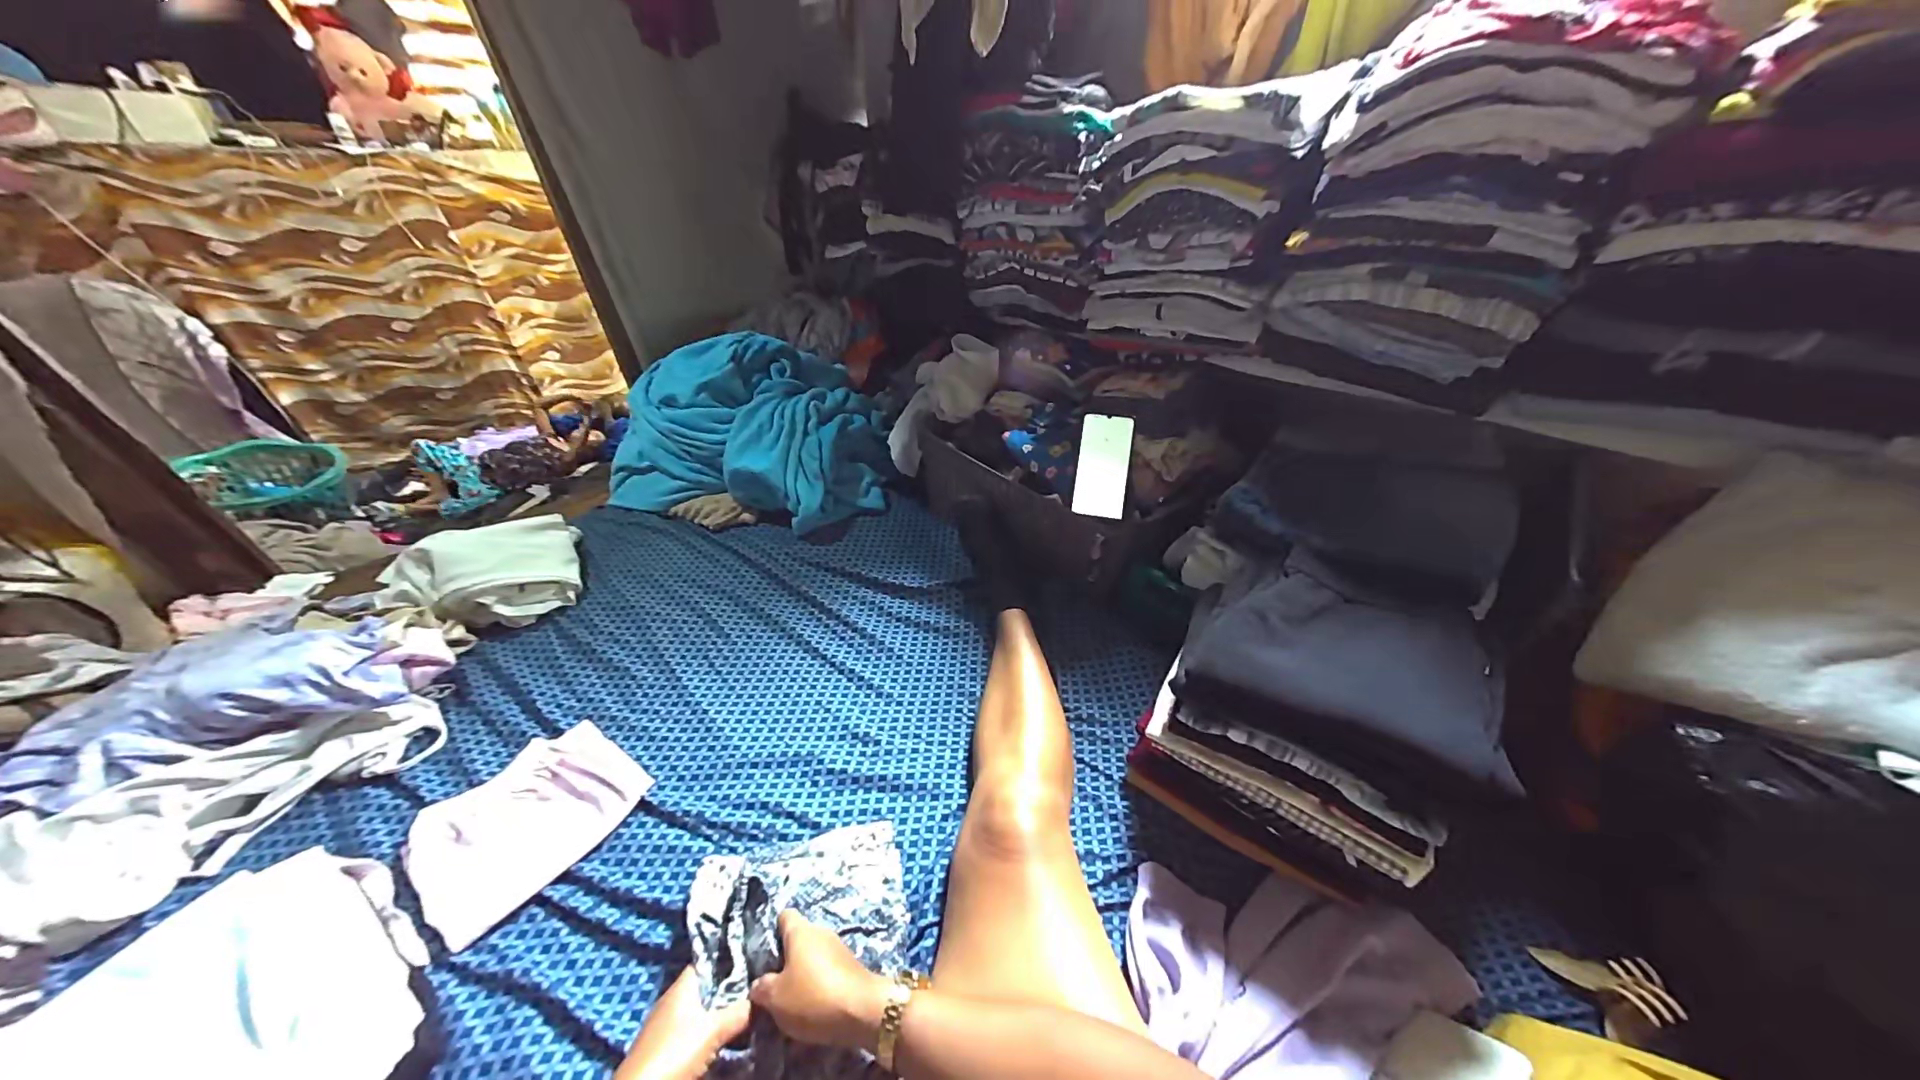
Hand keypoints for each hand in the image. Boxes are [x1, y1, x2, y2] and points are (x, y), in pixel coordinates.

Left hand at [616, 967, 750, 1079]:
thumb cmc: (675, 1051)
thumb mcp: (712, 1030)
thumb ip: (738, 1012)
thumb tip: (761, 998)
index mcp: (681, 987)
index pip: (707, 962)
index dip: (729, 959)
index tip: (755, 959)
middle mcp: (673, 1002)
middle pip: (707, 989)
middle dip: (730, 990)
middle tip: (759, 989)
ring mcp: (667, 1027)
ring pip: (702, 1013)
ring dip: (721, 1015)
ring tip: (751, 1013)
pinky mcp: (666, 1050)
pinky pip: (695, 1033)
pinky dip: (711, 1034)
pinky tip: (729, 1039)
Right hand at [749, 910, 891, 1051]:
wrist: (862, 1011)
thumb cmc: (813, 996)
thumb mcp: (775, 998)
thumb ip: (762, 988)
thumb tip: (760, 984)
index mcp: (801, 931)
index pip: (784, 917)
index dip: (772, 931)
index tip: (763, 955)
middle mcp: (821, 933)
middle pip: (798, 940)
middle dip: (785, 962)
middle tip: (773, 987)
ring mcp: (839, 949)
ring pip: (813, 959)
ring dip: (802, 977)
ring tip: (790, 1004)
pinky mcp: (851, 968)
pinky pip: (827, 973)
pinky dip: (818, 987)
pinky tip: (812, 1009)